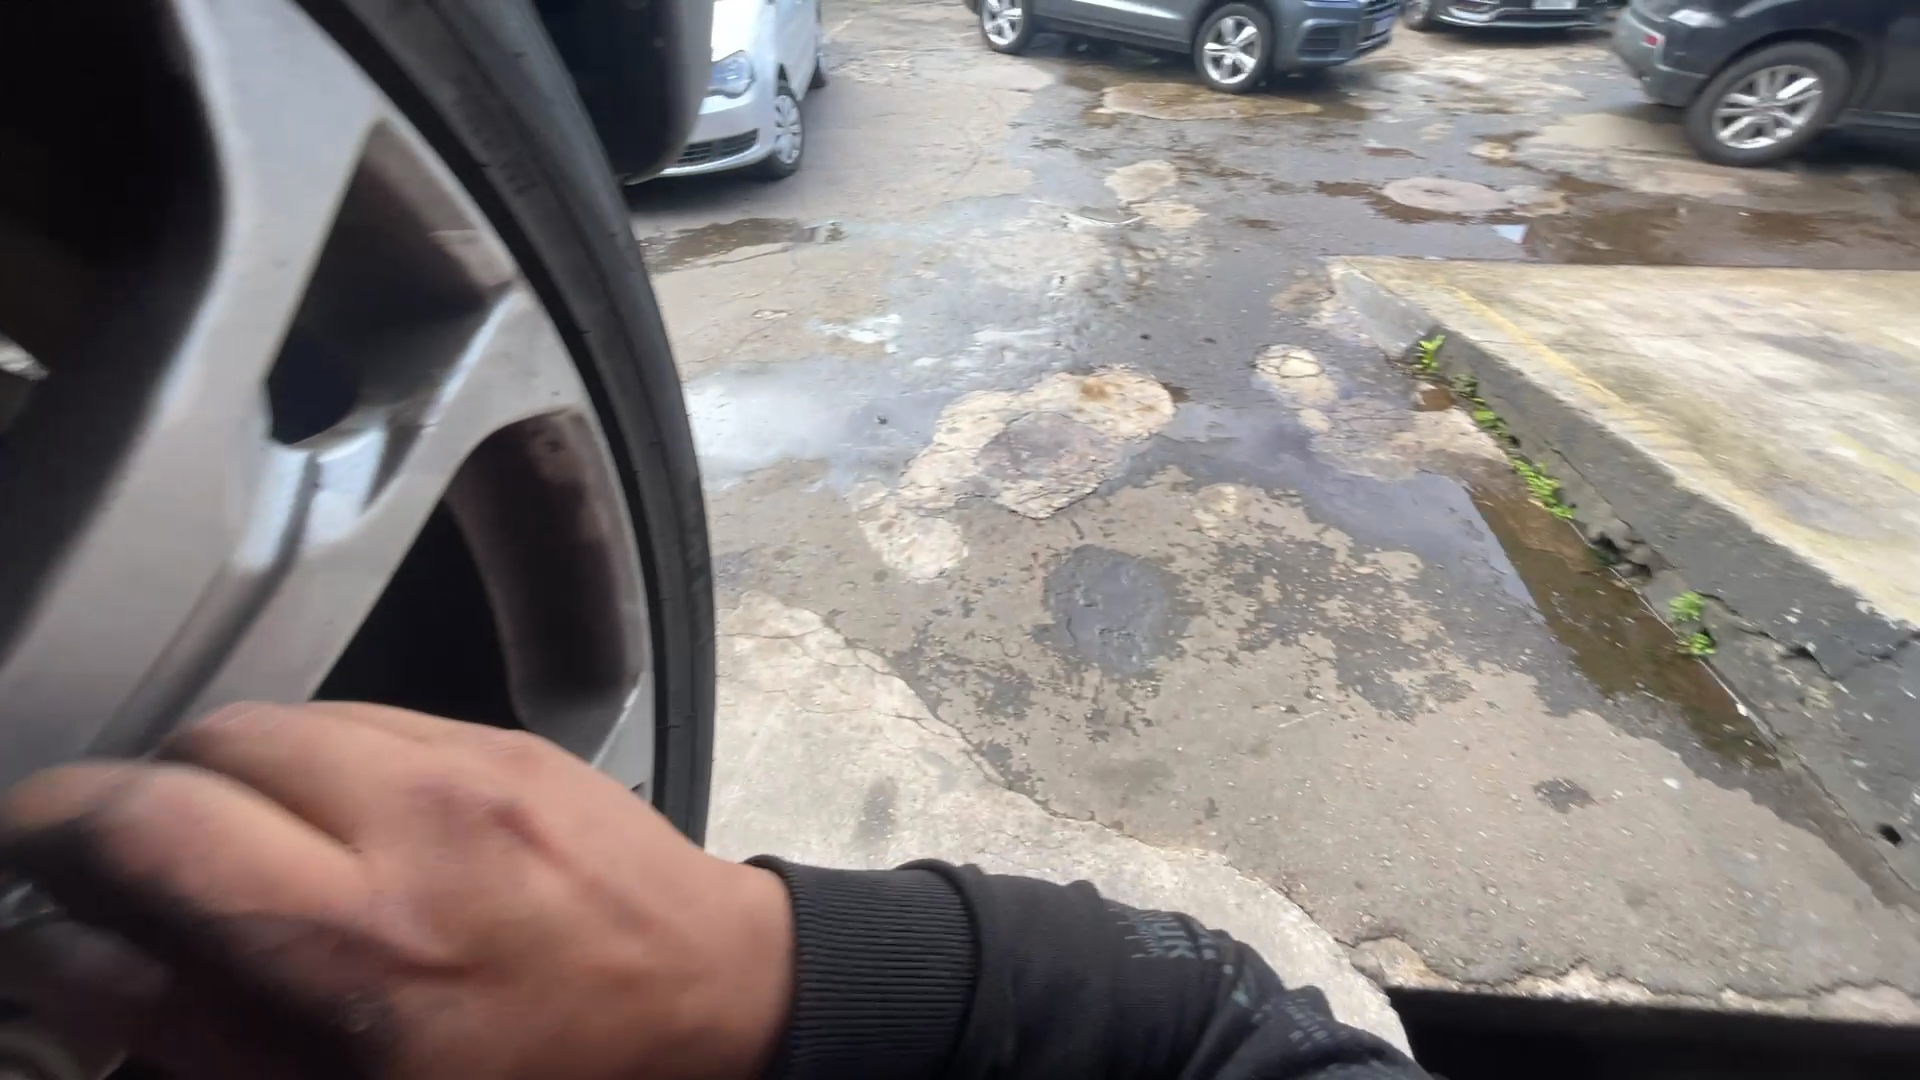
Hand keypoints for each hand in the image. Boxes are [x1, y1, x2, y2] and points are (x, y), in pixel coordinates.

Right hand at [0, 702, 792, 1079]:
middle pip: (224, 737)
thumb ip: (190, 1019)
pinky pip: (393, 715)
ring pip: (307, 714)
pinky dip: (341, 752)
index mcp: (362, 928)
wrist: (699, 972)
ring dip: (255, 766)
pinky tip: (356, 809)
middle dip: (160, 787)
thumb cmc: (541, 1058)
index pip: (153, 816)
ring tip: (266, 834)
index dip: (57, 821)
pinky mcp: (522, 741)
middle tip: (157, 852)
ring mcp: (484, 760)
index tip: (39, 847)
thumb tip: (64, 942)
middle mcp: (423, 813)